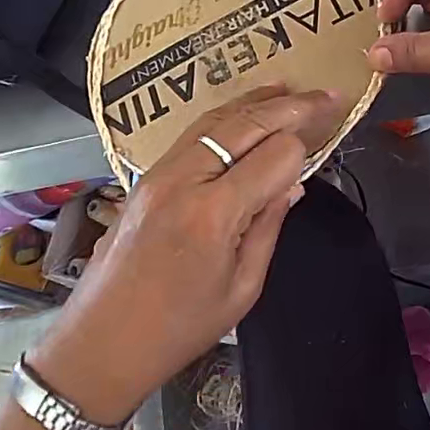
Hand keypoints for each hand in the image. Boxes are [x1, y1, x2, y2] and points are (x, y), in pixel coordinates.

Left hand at [25, 88, 338, 423]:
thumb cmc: (179, 328)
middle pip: (246, 123)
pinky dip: (223, 118)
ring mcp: (158, 174)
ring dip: (255, 102)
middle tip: (326, 93)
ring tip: (288, 90)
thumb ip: (268, 227)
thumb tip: (291, 185)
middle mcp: (183, 180)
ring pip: (214, 119)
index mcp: (214, 213)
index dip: (304, 148)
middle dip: (291, 106)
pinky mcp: (144, 179)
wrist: (103, 340)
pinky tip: (242, 115)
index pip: (275, 154)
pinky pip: (191, 134)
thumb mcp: (242, 288)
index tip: (325, 143)